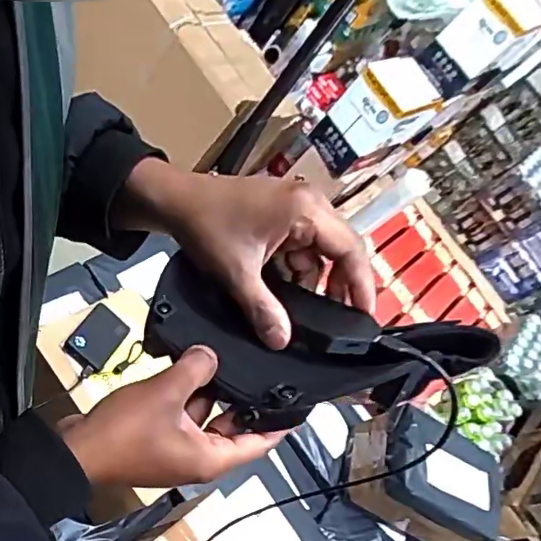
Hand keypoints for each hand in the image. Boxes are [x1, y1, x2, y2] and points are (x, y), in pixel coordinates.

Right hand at [59, 345, 285, 487]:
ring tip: (222, 362)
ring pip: (206, 420)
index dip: (281, 426)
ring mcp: (177, 451)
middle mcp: (198, 459)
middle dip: (244, 402)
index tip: (297, 409)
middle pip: (234, 430)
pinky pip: (183, 418)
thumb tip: (209, 355)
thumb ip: (196, 369)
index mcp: (211, 458)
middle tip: (260, 372)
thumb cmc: (123, 435)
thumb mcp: (167, 392)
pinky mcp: (158, 442)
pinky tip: (188, 370)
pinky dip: (187, 398)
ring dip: (212, 395)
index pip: (260, 445)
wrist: (78, 451)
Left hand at [117, 159, 376, 349]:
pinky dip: (294, 275)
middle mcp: (308, 205)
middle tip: (333, 322)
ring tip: (298, 313)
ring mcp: (295, 211)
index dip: (360, 287)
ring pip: (318, 256)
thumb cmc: (207, 222)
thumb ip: (262, 309)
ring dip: (310, 284)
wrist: (177, 201)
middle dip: (336, 289)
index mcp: (306, 210)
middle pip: (340, 253)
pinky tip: (282, 296)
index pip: (351, 251)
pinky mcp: (281, 219)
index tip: (364, 316)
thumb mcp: (237, 273)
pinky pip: (300, 252)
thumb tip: (281, 340)